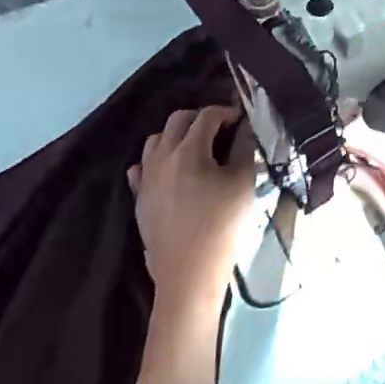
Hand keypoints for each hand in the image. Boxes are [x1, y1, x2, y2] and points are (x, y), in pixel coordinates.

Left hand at [128, 106, 256, 306]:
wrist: (189, 271)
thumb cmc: (222, 223)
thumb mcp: (243, 181)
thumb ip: (244, 148)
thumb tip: (244, 126)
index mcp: (188, 151)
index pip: (206, 116)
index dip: (226, 112)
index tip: (241, 121)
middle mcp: (161, 158)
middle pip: (176, 121)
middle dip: (200, 118)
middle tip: (221, 130)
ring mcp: (146, 179)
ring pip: (155, 141)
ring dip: (176, 136)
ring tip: (196, 148)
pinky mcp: (139, 199)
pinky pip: (141, 168)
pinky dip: (155, 161)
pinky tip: (171, 171)